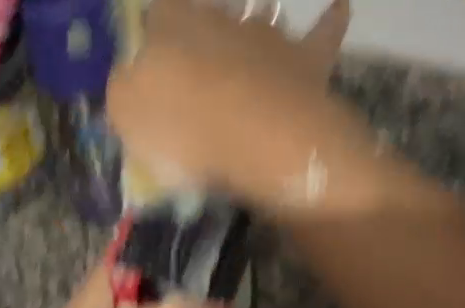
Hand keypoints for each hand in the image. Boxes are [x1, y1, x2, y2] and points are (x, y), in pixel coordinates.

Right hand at [106, 0, 357, 206]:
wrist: (259, 137)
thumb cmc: (184, 128)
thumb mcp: (127, 113)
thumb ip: (125, 90)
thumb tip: (130, 77)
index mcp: (172, 27)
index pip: (159, 11)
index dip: (155, 25)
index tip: (150, 43)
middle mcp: (221, 18)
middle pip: (208, 10)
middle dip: (202, 24)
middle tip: (197, 49)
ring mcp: (269, 35)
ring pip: (260, 13)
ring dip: (256, 16)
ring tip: (254, 22)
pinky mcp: (307, 60)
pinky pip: (324, 29)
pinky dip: (331, 18)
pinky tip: (338, 6)